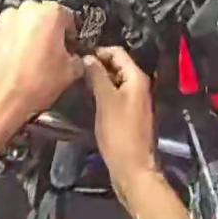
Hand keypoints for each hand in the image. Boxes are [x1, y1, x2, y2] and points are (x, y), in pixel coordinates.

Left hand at [0, 2, 82, 130]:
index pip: (68, 18)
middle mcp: (27, 8)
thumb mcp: (69, 73)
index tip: (69, 49)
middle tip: (48, 53)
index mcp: (51, 12)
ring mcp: (4, 18)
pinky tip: (11, 60)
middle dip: (47, 31)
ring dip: (28, 34)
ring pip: (23, 23)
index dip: (70, 34)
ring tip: (27, 57)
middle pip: (44, 16)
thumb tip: (76, 58)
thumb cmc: (37, 83)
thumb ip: (78, 59)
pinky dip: (10, 41)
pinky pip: (6, 32)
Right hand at [85, 47, 156, 187]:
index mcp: (136, 77)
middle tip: (78, 67)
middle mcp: (139, 83)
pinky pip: (117, 92)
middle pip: (118, 64)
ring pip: (116, 79)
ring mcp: (135, 98)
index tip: (80, 55)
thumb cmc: (119, 132)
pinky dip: (105, 90)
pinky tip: (91, 95)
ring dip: (101, 77)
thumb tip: (88, 57)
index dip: (100, 51)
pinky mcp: (130, 111)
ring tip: (81, 79)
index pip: (118, 52)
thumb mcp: (106, 101)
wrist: (132, 167)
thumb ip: (98, 76)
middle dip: (99, 63)